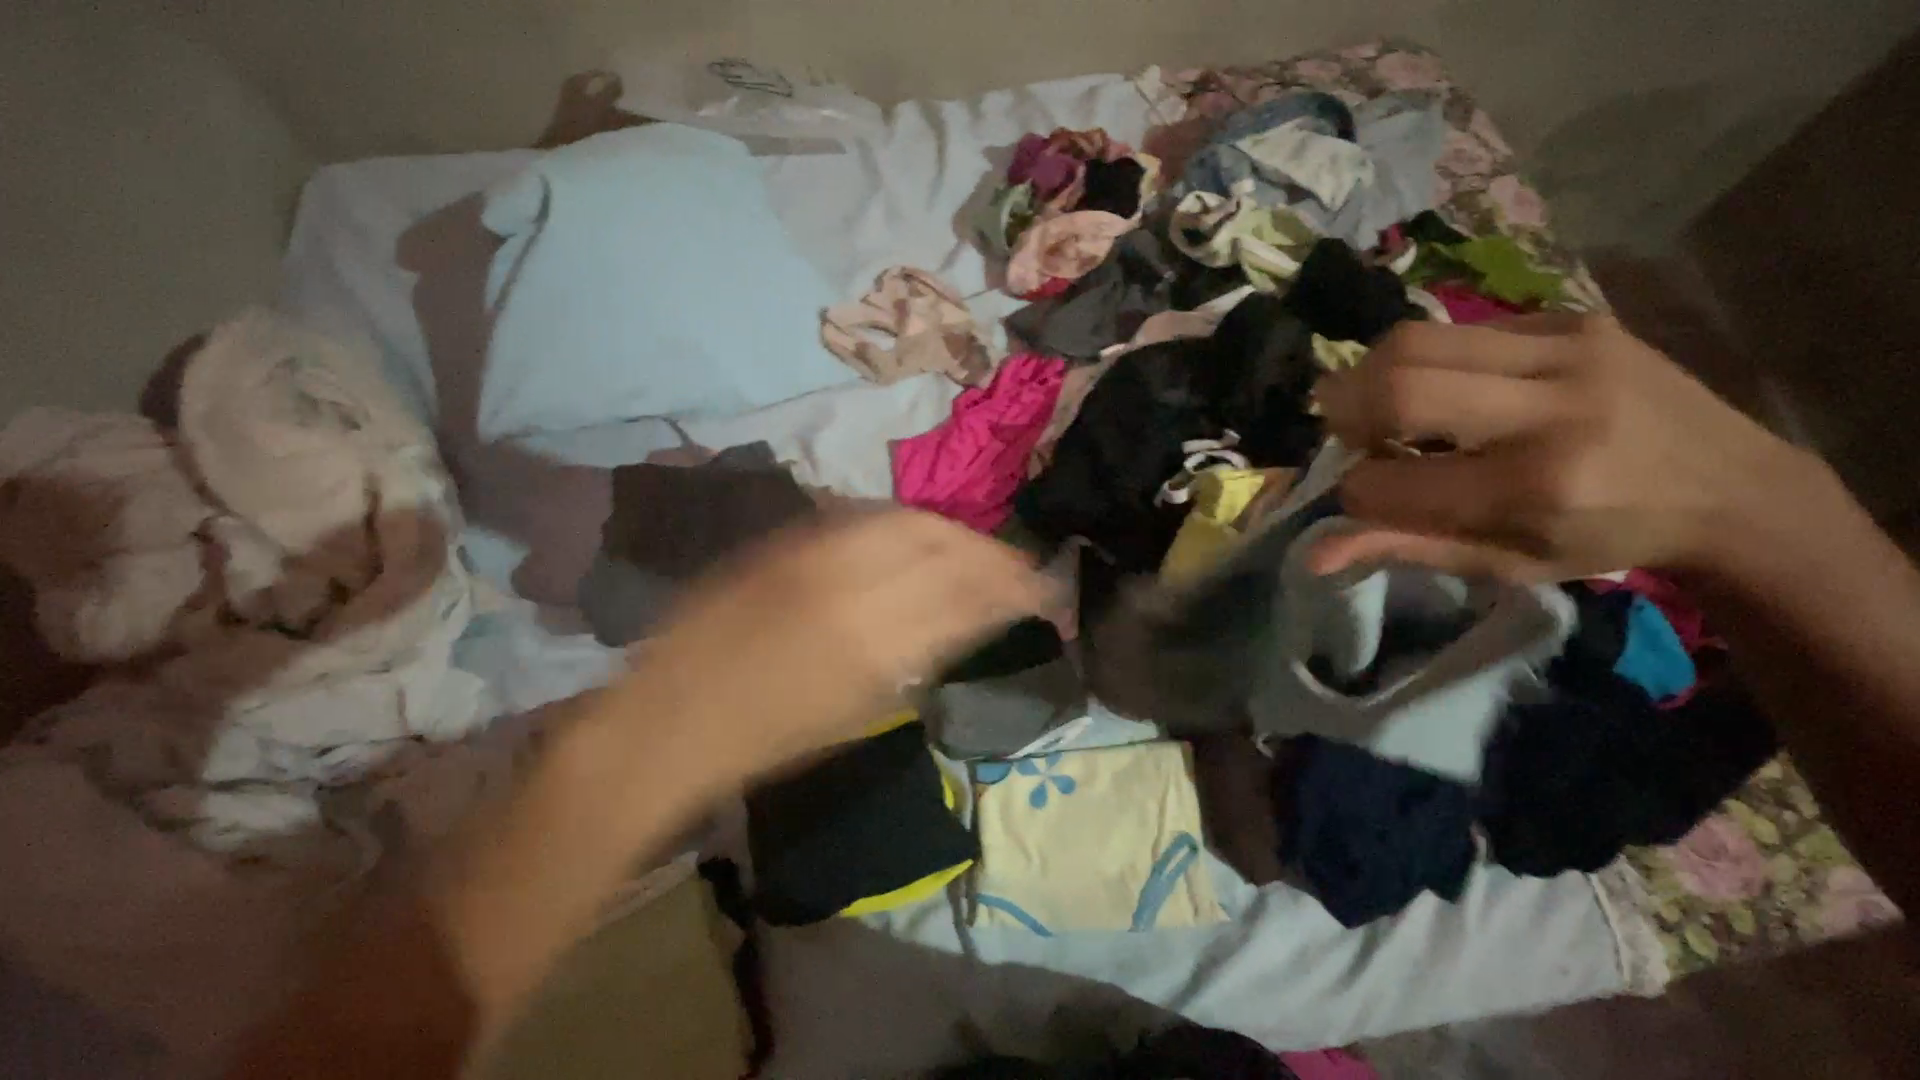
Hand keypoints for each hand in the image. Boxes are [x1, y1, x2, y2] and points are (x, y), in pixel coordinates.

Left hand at [622, 509, 1050, 773]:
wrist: (669, 718)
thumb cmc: (767, 741)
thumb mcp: (857, 712)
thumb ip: (915, 659)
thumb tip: (962, 625)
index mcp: (875, 641)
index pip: (968, 594)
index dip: (1016, 589)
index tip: (1045, 595)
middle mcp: (850, 582)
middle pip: (944, 543)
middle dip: (992, 553)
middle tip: (1021, 570)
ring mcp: (814, 553)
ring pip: (906, 520)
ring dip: (954, 532)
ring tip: (979, 551)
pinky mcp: (786, 541)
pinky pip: (863, 518)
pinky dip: (905, 525)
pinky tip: (920, 538)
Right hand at [1311, 314, 1826, 580]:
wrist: (1731, 485)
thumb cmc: (1604, 540)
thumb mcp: (1504, 563)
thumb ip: (1405, 548)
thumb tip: (1312, 553)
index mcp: (1533, 488)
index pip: (1385, 483)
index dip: (1355, 493)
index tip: (1368, 497)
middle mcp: (1550, 409)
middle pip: (1395, 382)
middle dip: (1344, 410)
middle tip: (1348, 432)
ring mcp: (1567, 351)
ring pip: (1414, 339)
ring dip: (1371, 374)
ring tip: (1380, 404)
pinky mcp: (1572, 319)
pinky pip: (1461, 328)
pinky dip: (1428, 358)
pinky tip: (1447, 386)